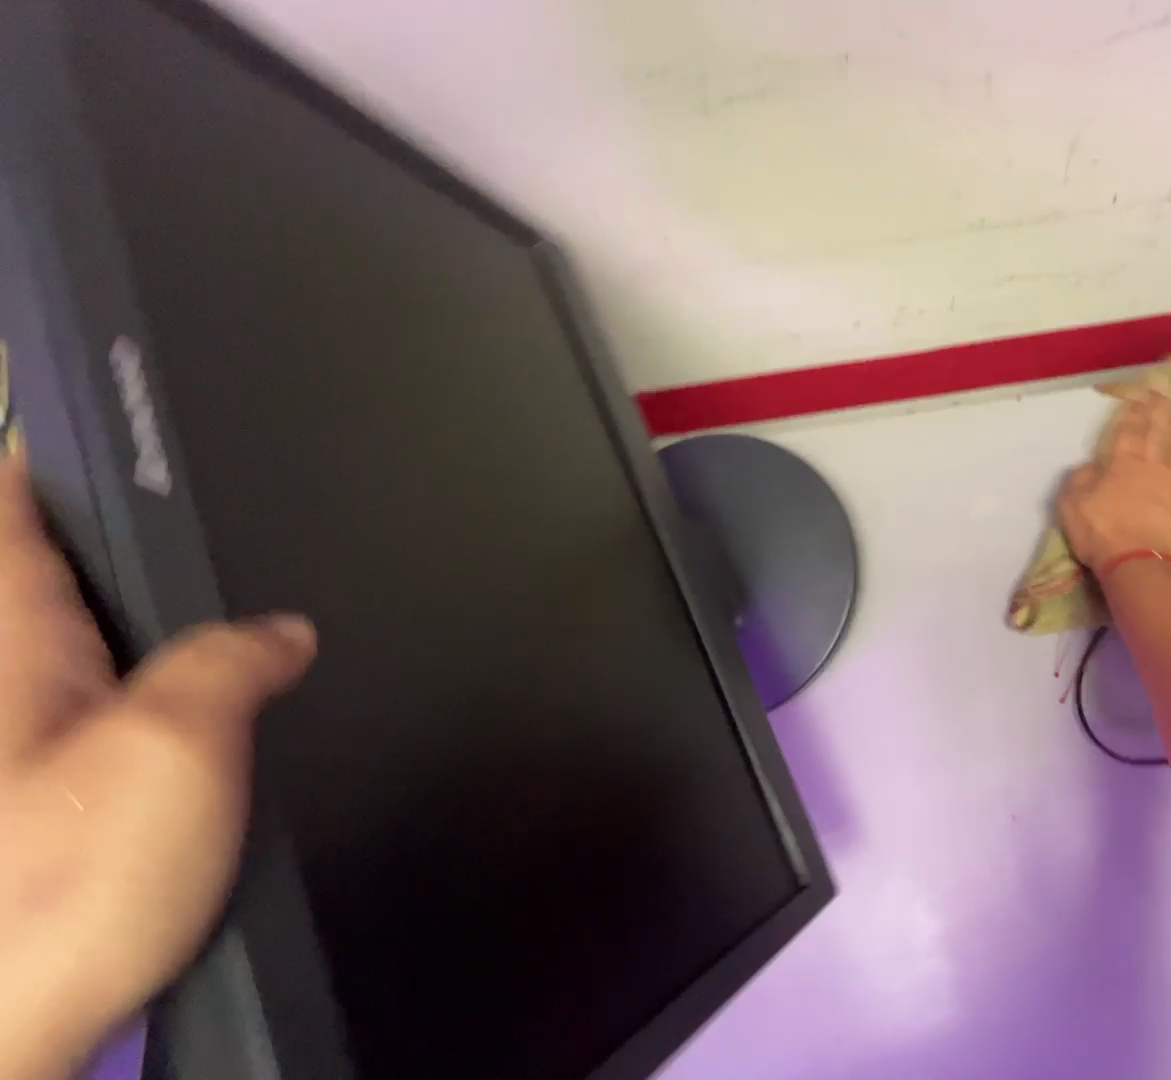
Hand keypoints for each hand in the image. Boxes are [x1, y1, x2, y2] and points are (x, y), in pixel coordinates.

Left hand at [0, 459, 315, 1079]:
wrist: (0, 1032)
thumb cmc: (41, 905)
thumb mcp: (170, 750)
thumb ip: (232, 666)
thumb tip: (283, 630)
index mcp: (17, 654)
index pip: (11, 516)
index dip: (41, 456)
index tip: (70, 407)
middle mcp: (9, 692)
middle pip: (40, 577)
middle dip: (92, 528)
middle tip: (153, 485)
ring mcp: (25, 750)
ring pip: (78, 645)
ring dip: (130, 610)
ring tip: (193, 585)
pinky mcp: (50, 803)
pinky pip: (99, 711)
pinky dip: (148, 682)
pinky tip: (199, 691)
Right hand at [1057, 390, 1170, 574]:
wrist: (1135, 561)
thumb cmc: (1099, 533)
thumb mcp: (1071, 504)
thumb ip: (1079, 479)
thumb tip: (1090, 466)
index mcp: (1120, 463)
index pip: (1129, 428)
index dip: (1136, 409)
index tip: (1143, 391)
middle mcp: (1150, 464)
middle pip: (1160, 430)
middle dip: (1164, 408)